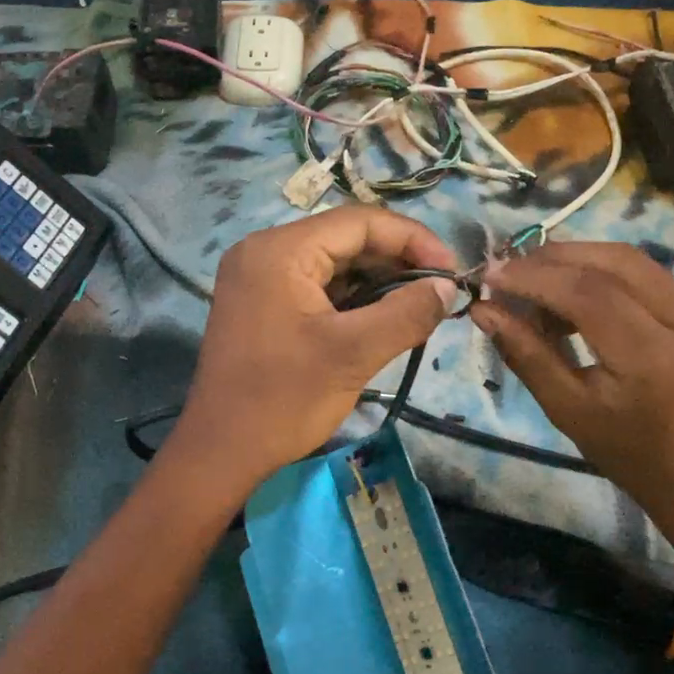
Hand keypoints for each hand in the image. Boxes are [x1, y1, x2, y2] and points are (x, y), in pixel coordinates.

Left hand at [169, 206, 457, 488]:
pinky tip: (382, 320)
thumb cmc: (284, 400)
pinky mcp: (260, 306)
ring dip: (378, 282)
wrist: (221, 452)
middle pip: (345, 240)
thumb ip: (406, 314)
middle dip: (397, 262)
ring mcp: (258, 279)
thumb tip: (449, 288)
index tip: (452, 270)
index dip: (412, 239)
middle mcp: (264, 252)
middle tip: (440, 292)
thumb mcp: (353, 354)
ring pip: (332, 265)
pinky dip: (352, 300)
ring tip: (419, 307)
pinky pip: (316, 288)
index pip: (359, 222)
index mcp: (279, 251)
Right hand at [470, 241, 673, 511]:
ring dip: (578, 261)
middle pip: (615, 264)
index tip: (492, 276)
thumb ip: (526, 354)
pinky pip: (647, 276)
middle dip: (555, 260)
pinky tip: (572, 292)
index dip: (536, 279)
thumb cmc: (621, 448)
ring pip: (632, 262)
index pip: (591, 296)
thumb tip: (483, 309)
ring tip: (536, 279)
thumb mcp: (565, 408)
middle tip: (509, 271)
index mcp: (655, 359)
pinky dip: (602, 274)